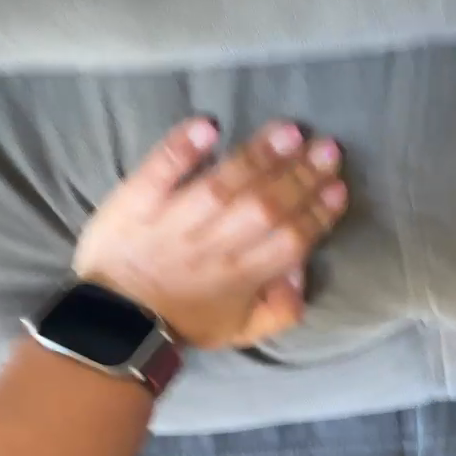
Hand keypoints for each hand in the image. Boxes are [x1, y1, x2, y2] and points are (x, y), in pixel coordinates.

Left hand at [71, 117, 348, 348]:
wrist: (116, 321)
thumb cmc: (188, 320)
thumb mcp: (243, 331)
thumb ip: (282, 309)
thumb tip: (302, 272)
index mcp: (244, 277)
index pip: (290, 241)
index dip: (317, 213)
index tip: (339, 187)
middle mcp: (215, 246)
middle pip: (266, 207)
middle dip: (301, 177)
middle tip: (328, 149)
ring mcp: (174, 220)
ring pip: (223, 184)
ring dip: (259, 156)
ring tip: (290, 131)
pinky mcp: (136, 201)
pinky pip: (160, 171)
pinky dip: (182, 148)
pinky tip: (209, 125)